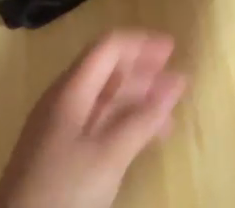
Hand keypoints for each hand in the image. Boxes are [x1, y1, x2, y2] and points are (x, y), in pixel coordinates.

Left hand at [0, 31, 186, 207]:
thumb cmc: (63, 190)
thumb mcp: (109, 156)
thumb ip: (142, 119)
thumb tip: (175, 83)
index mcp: (71, 90)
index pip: (108, 47)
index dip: (141, 44)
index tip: (172, 50)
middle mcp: (63, 99)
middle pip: (106, 69)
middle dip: (142, 71)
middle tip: (176, 80)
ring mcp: (58, 125)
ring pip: (103, 98)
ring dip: (136, 99)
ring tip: (168, 114)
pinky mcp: (58, 150)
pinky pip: (96, 121)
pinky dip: (122, 121)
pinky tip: (141, 137)